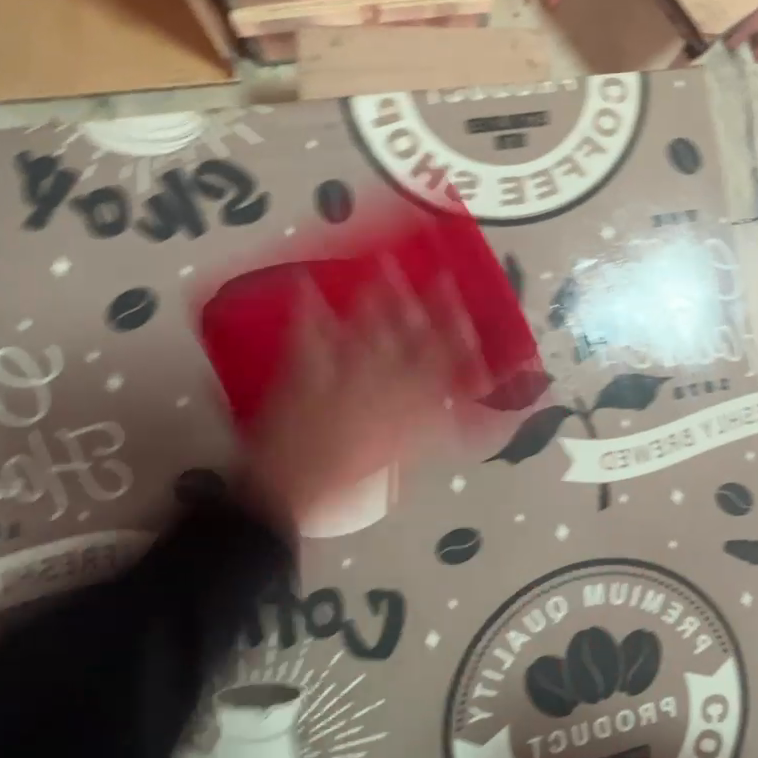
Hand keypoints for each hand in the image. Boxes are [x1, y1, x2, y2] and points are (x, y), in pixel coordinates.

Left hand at [234, 271, 479, 537]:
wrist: (286, 494)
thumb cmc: (347, 484)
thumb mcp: (398, 461)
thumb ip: (426, 430)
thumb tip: (453, 410)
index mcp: (409, 403)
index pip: (444, 358)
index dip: (459, 330)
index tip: (471, 311)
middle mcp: (382, 378)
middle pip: (411, 332)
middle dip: (428, 301)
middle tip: (440, 274)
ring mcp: (342, 368)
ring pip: (367, 324)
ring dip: (379, 292)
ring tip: (386, 263)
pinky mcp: (303, 367)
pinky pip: (307, 329)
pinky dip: (307, 305)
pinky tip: (306, 282)